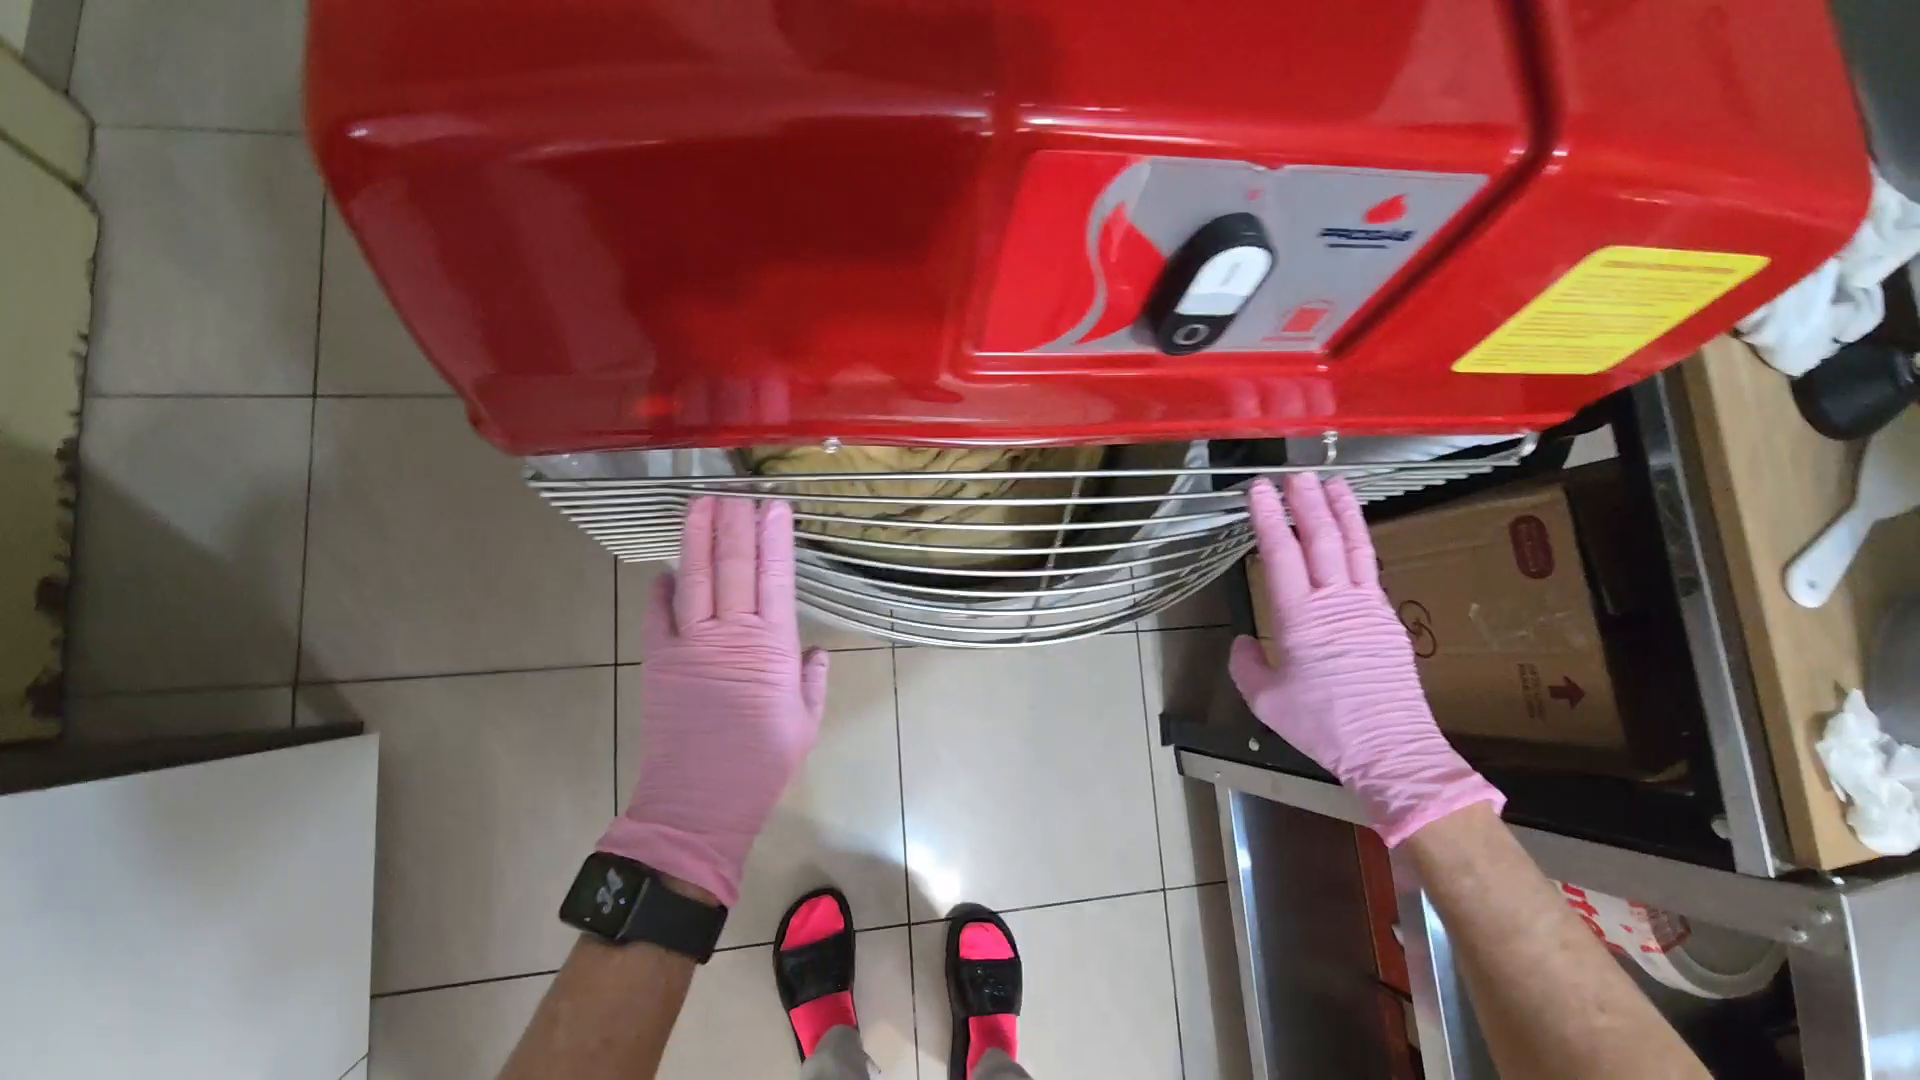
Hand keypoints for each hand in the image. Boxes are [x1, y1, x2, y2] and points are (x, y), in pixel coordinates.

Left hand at [595, 496, 830, 906]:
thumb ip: (812, 682)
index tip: (774, 505)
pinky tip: (665, 570)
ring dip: (696, 538)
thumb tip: (815, 652)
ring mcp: (690, 644)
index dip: (775, 537)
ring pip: (694, 578)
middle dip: (735, 523)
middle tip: (736, 490)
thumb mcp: (806, 724)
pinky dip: (661, 589)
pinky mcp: (659, 660)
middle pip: (733, 566)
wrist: (699, 802)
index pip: (776, 578)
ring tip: (700, 503)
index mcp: (773, 647)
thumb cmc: (762, 765)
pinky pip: (658, 614)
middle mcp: (732, 635)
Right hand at [1228, 474, 1503, 845]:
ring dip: (1343, 512)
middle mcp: (1335, 603)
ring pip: (1355, 547)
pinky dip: (1361, 543)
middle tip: (1296, 474)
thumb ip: (1248, 665)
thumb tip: (1246, 643)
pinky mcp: (1388, 620)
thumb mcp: (1266, 700)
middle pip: (1321, 539)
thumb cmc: (1324, 725)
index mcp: (1299, 618)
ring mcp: (1367, 608)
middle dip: (1307, 502)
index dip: (1268, 517)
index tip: (1259, 490)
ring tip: (1335, 484)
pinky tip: (1355, 536)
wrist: (1391, 748)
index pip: (1281, 553)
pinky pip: (1371, 570)